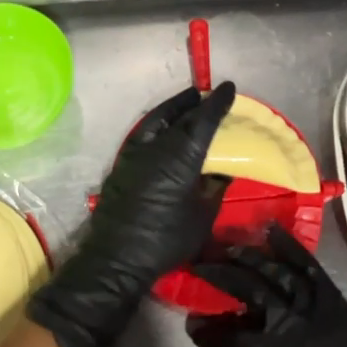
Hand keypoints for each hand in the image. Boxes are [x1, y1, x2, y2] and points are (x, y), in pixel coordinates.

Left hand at [28, 82, 235, 346]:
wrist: (117, 258)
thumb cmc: (167, 239)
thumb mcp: (203, 216)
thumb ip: (215, 188)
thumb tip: (223, 170)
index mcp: (181, 155)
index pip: (203, 119)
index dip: (218, 102)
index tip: (229, 88)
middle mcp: (156, 146)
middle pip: (178, 115)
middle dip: (195, 102)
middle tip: (208, 95)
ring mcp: (134, 154)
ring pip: (156, 120)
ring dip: (173, 108)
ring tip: (187, 104)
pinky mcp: (121, 165)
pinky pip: (142, 133)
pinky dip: (157, 124)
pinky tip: (163, 130)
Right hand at [189, 226, 346, 346]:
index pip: (234, 338)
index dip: (210, 334)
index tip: (191, 327)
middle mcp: (294, 318)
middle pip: (249, 290)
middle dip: (220, 276)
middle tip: (198, 265)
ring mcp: (313, 300)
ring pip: (275, 270)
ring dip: (248, 256)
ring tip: (226, 246)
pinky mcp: (329, 292)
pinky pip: (306, 262)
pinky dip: (288, 245)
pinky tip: (270, 229)